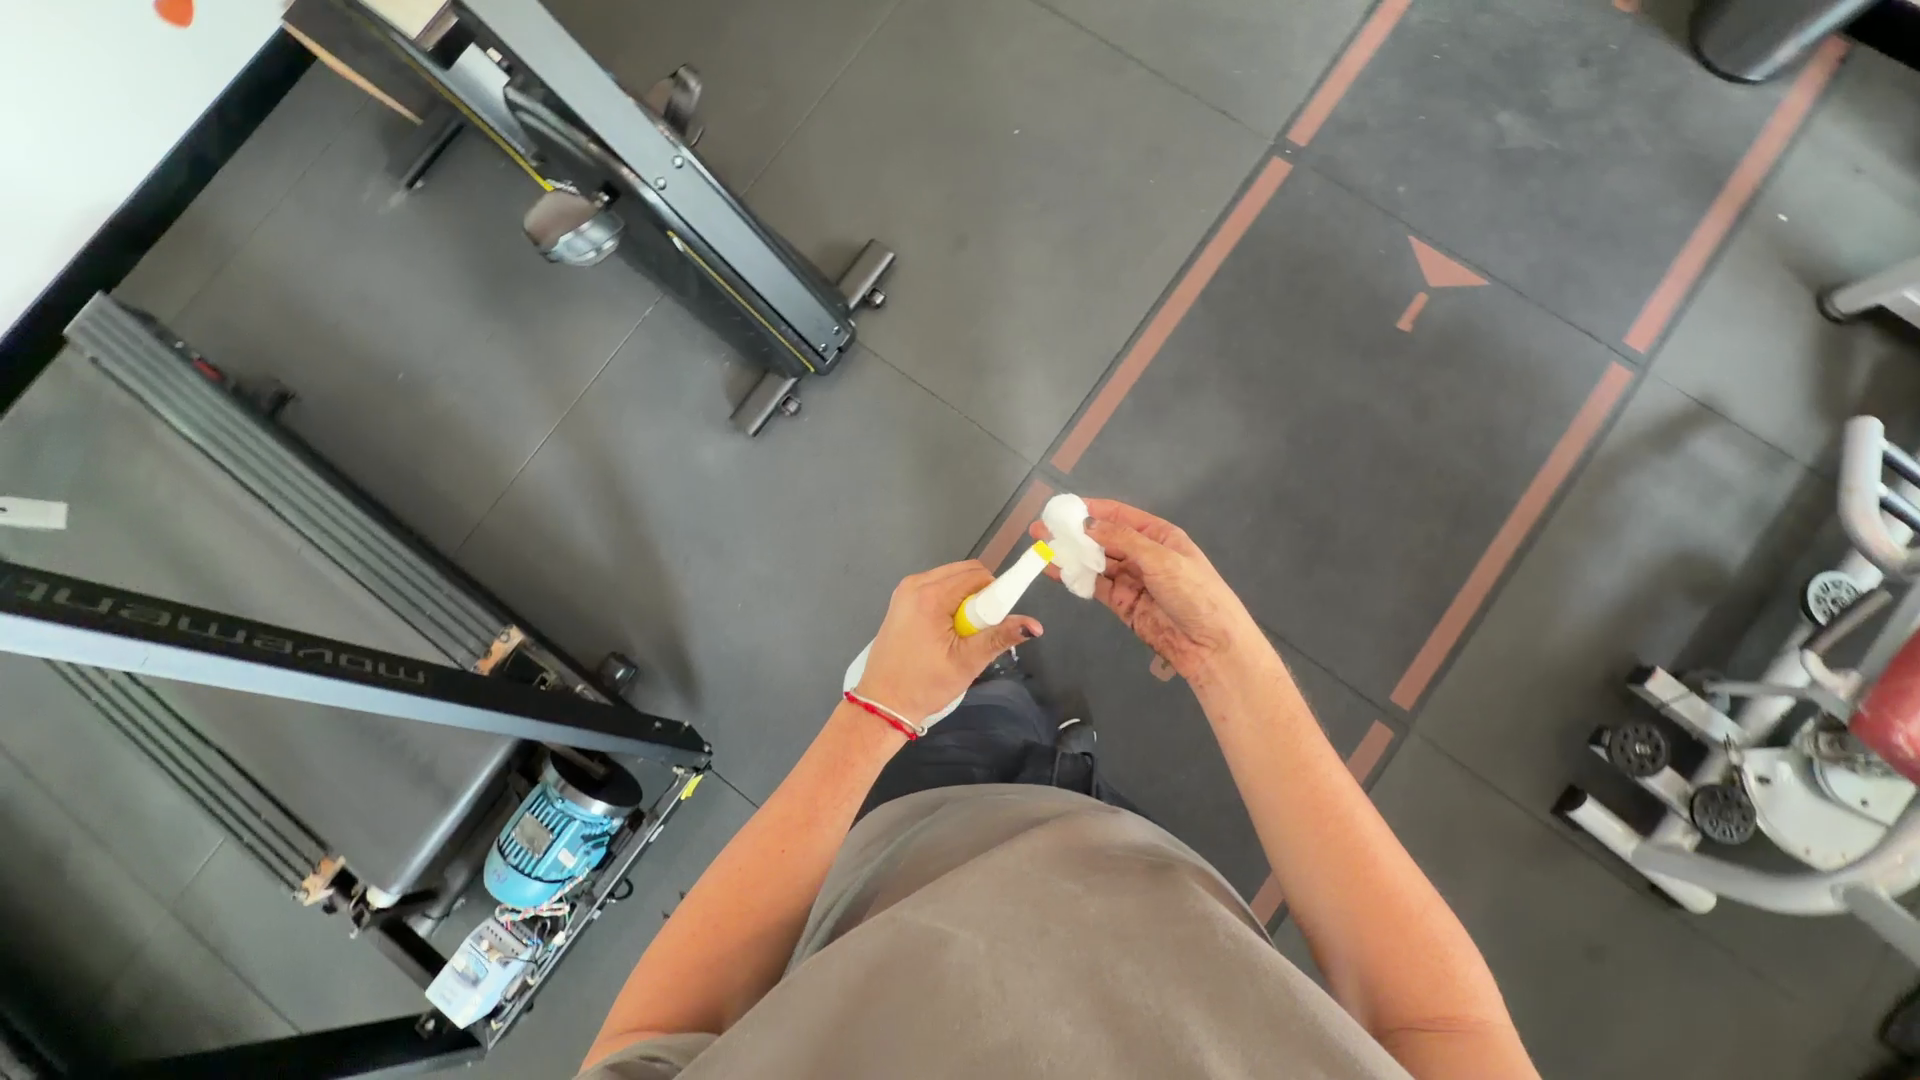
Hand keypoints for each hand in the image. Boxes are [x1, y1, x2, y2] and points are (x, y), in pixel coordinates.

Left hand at [855, 561, 1042, 722]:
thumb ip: (1000, 637)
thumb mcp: (968, 662)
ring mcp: (904, 591)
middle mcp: (915, 584)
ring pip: (949, 579)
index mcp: (930, 595)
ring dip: (963, 600)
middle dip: (979, 596)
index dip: (994, 594)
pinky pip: (935, 589)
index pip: (977, 574)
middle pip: (963, 572)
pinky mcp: (900, 601)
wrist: (882, 703)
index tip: (993, 622)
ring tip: (960, 635)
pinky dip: (947, 603)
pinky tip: (944, 633)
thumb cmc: (924, 685)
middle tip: (977, 631)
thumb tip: (1034, 626)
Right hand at [1032, 499, 1258, 679]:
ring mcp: (1132, 579)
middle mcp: (1143, 554)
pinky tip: (1055, 571)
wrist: (1210, 644)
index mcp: (1159, 535)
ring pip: (1095, 562)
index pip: (1119, 515)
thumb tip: (1087, 525)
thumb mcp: (1161, 559)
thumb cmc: (1194, 593)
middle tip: (1041, 529)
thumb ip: (1122, 541)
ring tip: (1042, 548)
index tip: (1062, 508)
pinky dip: (1075, 578)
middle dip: (1073, 533)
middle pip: (1103, 538)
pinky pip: (1095, 586)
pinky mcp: (1122, 603)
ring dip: (1070, 555)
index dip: (1091, 509)